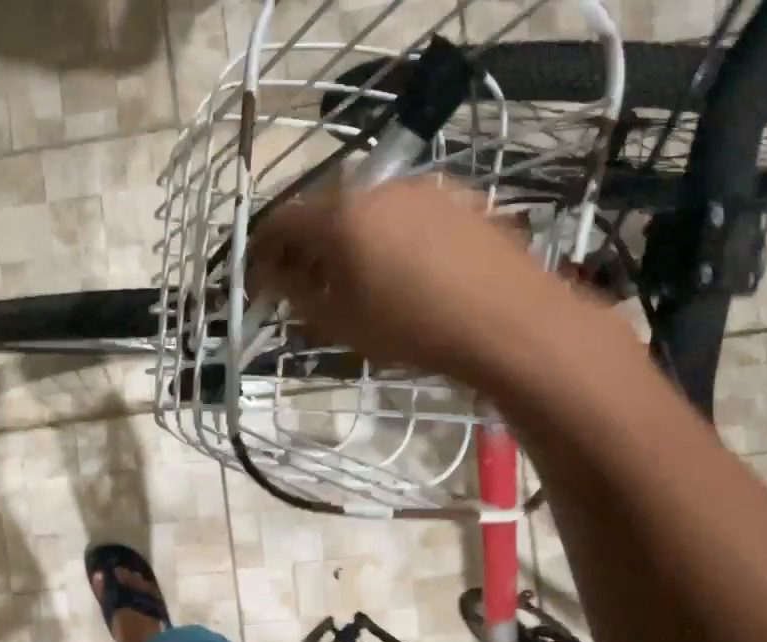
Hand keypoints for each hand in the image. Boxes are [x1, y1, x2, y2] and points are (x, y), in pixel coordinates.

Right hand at [246, 178, 595, 390]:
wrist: (509, 322)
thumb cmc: (409, 327)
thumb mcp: (336, 321)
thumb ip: (292, 292)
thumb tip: (270, 276)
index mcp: (340, 215)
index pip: (279, 220)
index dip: (259, 252)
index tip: (257, 284)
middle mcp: (378, 188)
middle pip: (322, 209)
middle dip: (303, 245)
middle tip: (301, 285)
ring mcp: (424, 188)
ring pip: (365, 208)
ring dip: (345, 239)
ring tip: (350, 281)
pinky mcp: (460, 199)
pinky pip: (403, 213)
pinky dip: (384, 236)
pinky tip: (397, 272)